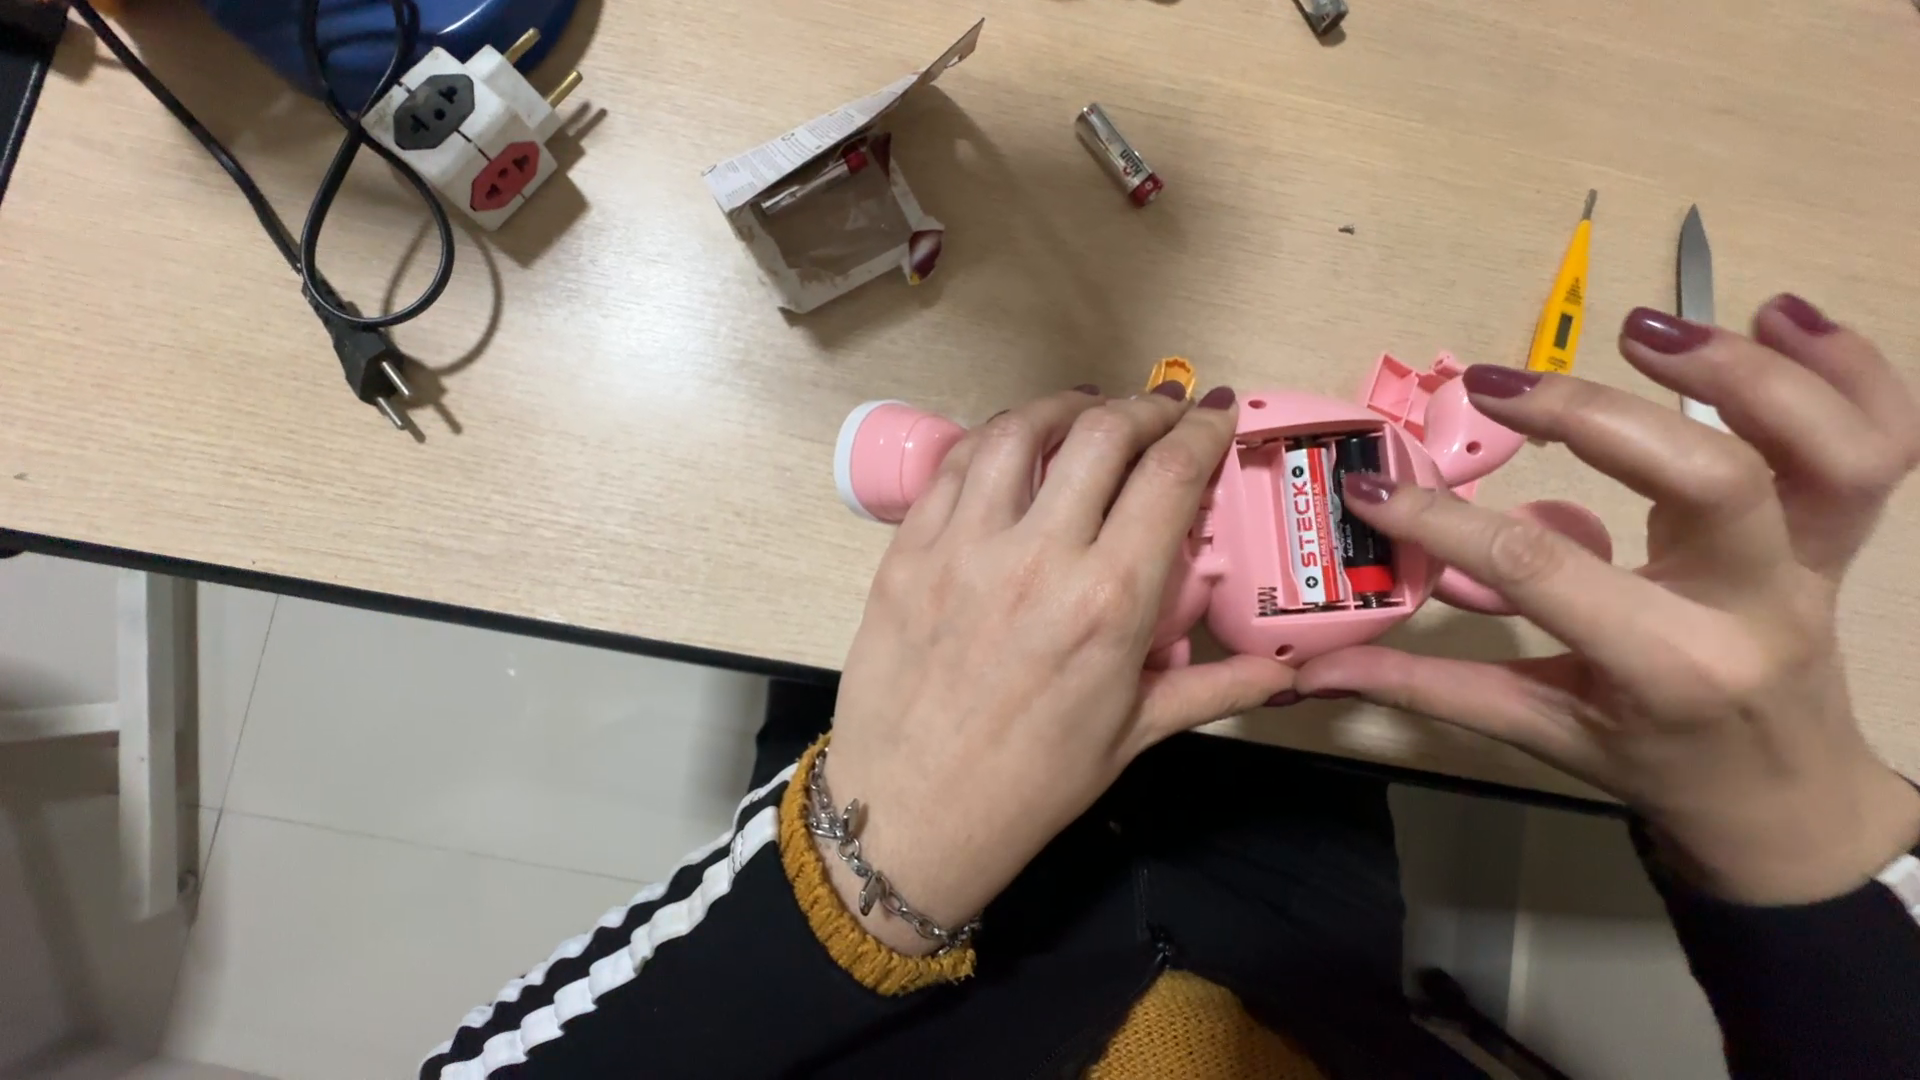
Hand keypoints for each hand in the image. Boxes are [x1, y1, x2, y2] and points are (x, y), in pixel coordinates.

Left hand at [824, 383, 1293, 953]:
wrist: (909, 813)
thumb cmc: (1029, 785)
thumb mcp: (1131, 736)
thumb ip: (1215, 688)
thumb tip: (1290, 673)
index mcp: (1109, 603)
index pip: (1170, 477)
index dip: (1203, 431)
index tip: (1215, 415)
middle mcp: (1038, 557)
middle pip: (1101, 434)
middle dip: (1144, 407)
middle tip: (1159, 410)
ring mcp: (963, 546)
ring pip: (1017, 431)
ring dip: (1063, 406)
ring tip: (1086, 410)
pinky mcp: (908, 550)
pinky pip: (952, 466)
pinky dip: (991, 438)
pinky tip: (1010, 445)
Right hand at [1296, 295, 1919, 904]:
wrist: (1787, 801)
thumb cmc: (1646, 763)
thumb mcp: (1529, 727)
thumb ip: (1420, 687)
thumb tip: (1309, 671)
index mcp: (1666, 663)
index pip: (1542, 568)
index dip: (1443, 521)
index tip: (1370, 485)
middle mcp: (1756, 605)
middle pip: (1709, 480)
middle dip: (1589, 417)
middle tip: (1492, 384)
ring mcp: (1819, 565)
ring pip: (1828, 448)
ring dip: (1740, 372)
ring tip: (1639, 325)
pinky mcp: (1844, 539)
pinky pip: (1885, 442)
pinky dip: (1847, 368)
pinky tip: (1774, 314)